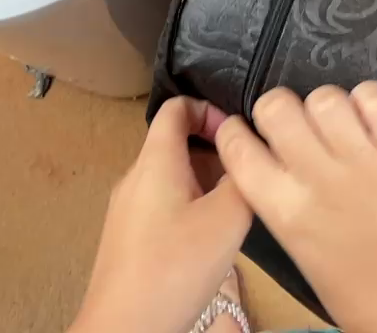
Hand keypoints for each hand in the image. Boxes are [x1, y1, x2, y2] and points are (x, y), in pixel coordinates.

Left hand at [70, 97, 251, 332]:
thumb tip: (250, 154)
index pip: (177, 106)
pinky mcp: (126, 238)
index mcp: (155, 160)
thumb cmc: (174, 269)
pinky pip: (161, 202)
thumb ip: (244, 177)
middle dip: (213, 149)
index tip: (236, 135)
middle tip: (244, 173)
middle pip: (175, 140)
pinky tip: (208, 238)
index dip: (209, 109)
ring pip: (171, 174)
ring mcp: (127, 209)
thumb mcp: (227, 219)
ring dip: (204, 179)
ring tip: (232, 206)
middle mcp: (135, 176)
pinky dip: (189, 204)